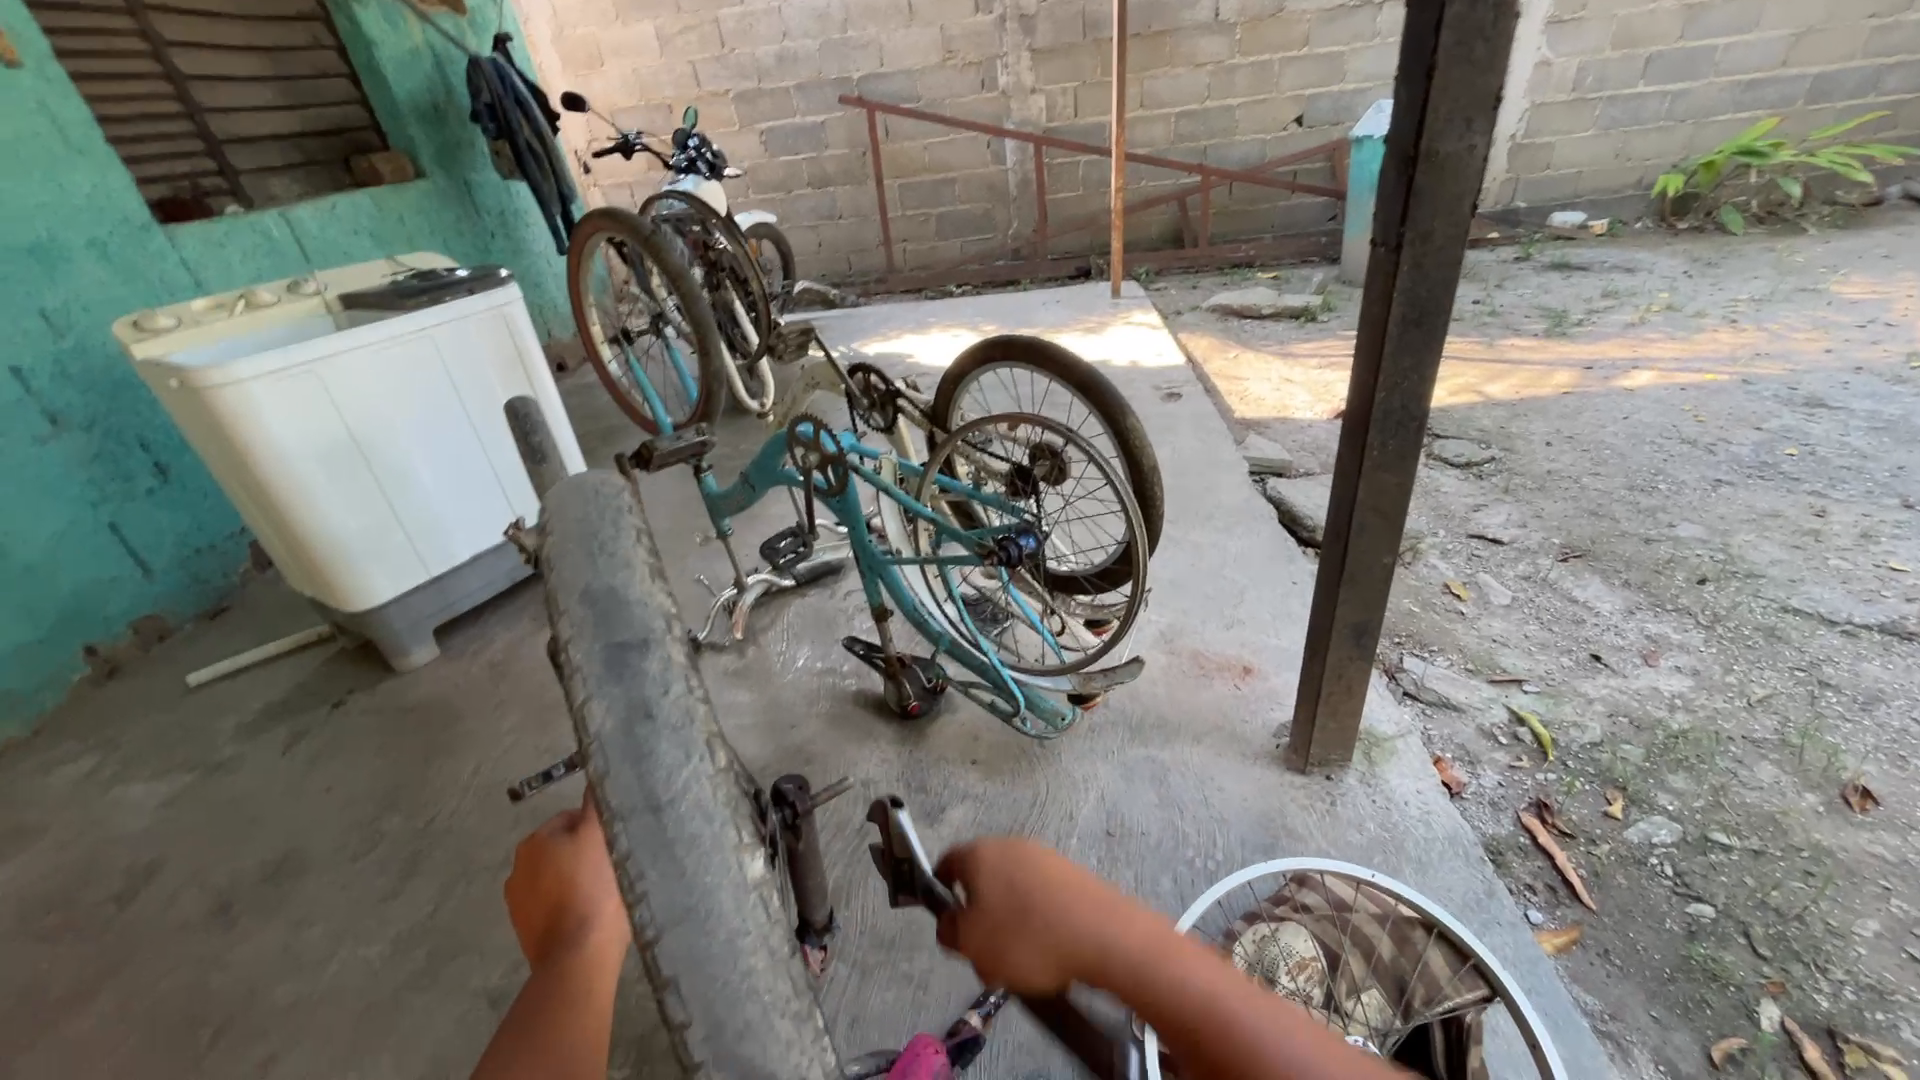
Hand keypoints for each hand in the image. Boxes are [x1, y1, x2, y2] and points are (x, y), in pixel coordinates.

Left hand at [504, 791, 629, 970]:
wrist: (578, 956)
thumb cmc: (594, 889)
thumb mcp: (601, 837)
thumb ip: (595, 806)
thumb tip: (594, 779)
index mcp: (534, 842)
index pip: (570, 819)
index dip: (596, 828)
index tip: (616, 843)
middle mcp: (517, 868)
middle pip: (561, 848)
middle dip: (584, 853)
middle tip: (613, 865)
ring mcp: (518, 902)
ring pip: (557, 877)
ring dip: (576, 879)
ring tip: (603, 892)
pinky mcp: (526, 930)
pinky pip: (553, 904)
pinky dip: (569, 904)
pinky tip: (589, 913)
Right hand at [934, 837, 1155, 995]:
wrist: (1103, 934)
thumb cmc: (1027, 936)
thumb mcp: (972, 943)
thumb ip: (949, 930)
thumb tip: (949, 920)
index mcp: (980, 853)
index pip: (947, 863)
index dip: (940, 891)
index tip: (947, 922)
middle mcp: (1011, 845)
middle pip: (982, 880)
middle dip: (979, 917)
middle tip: (983, 955)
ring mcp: (1045, 858)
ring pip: (1012, 893)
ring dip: (1008, 925)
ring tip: (1018, 963)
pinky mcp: (1071, 875)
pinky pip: (1041, 899)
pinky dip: (1037, 922)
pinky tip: (1048, 953)